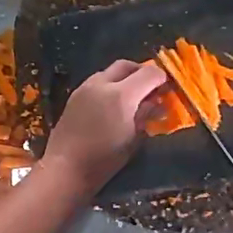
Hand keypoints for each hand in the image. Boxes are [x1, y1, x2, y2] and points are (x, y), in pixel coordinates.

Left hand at [41, 60, 168, 190]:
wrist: (65, 166)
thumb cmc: (104, 159)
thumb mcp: (134, 138)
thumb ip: (145, 115)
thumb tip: (155, 102)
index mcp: (121, 95)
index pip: (149, 73)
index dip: (162, 79)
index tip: (167, 89)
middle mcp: (101, 85)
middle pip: (126, 66)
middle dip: (141, 72)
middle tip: (151, 88)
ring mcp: (84, 88)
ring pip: (108, 72)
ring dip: (123, 79)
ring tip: (133, 97)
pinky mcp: (73, 96)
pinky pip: (96, 82)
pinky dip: (108, 86)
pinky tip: (113, 104)